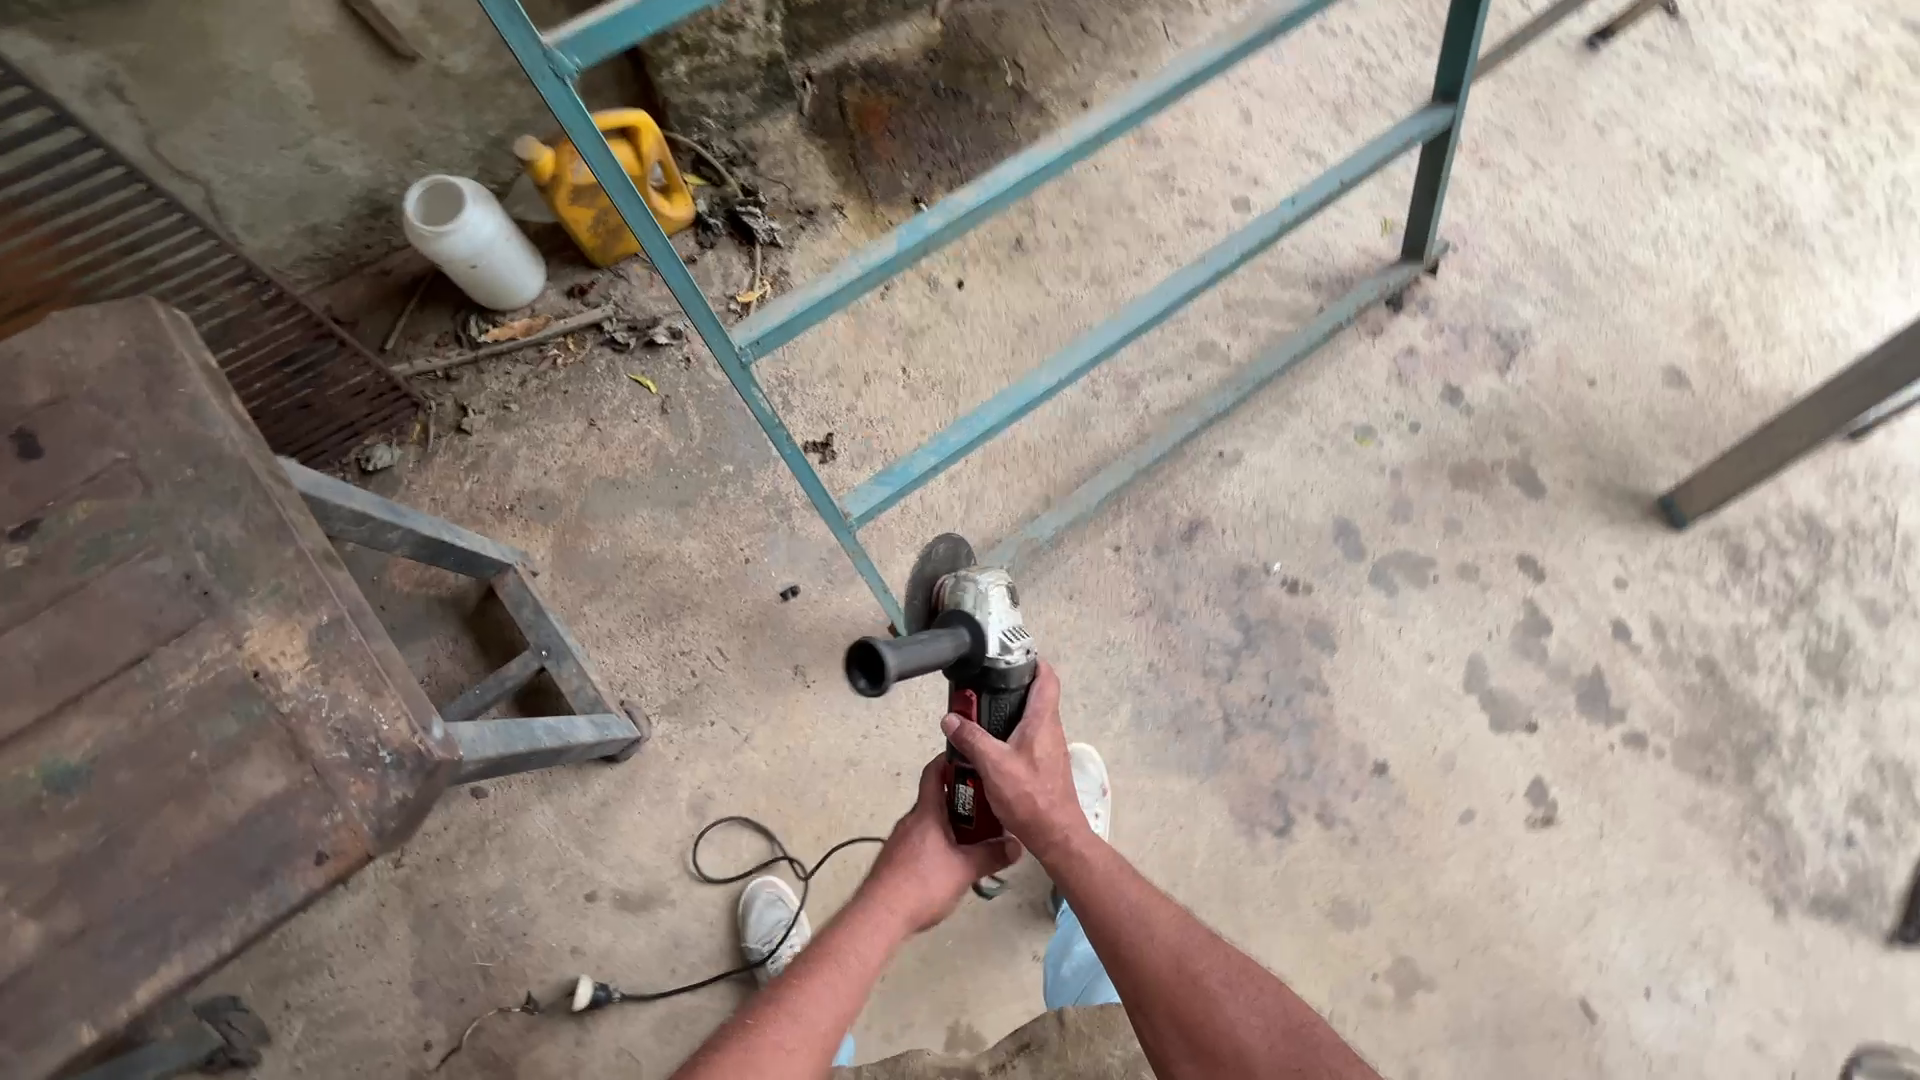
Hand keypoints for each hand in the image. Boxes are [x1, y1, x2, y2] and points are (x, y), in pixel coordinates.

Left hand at [859, 756, 1021, 933]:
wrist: (880, 915)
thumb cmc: (922, 883)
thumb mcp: (964, 870)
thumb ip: (991, 856)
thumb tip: (1016, 846)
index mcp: (926, 813)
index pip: (934, 772)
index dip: (949, 760)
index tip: (969, 759)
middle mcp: (911, 821)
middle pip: (936, 799)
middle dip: (962, 801)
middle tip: (987, 808)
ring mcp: (901, 840)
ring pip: (930, 822)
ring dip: (952, 825)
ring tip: (976, 838)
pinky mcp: (896, 860)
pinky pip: (922, 841)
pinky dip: (940, 843)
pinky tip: (953, 863)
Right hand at [939, 662, 1088, 863]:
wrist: (1056, 835)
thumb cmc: (1030, 796)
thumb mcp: (993, 765)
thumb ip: (971, 739)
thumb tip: (949, 718)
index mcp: (1043, 720)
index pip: (1048, 678)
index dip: (1034, 661)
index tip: (1012, 656)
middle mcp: (1051, 729)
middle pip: (1037, 696)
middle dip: (1013, 686)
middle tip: (984, 685)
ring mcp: (1050, 748)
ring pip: (1032, 719)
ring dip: (1010, 713)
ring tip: (980, 714)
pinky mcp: (1045, 765)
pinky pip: (1029, 738)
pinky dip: (1011, 734)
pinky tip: (990, 746)